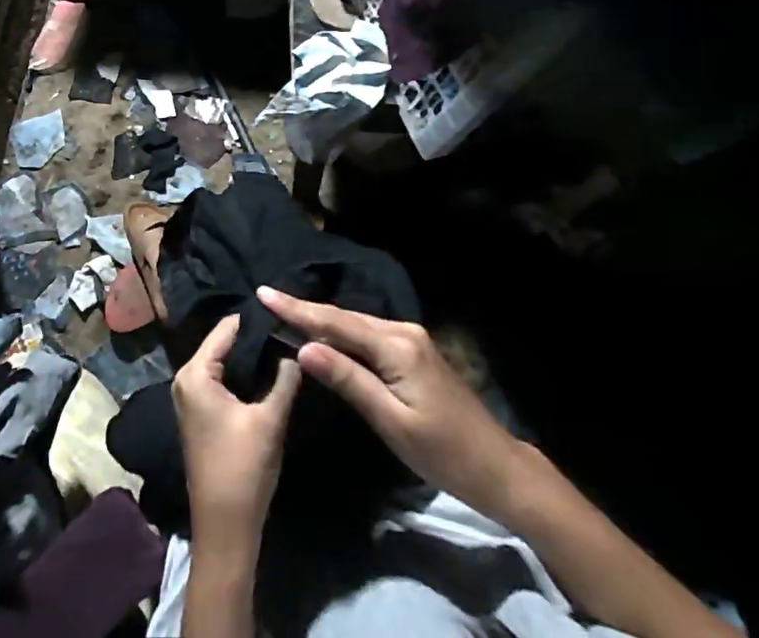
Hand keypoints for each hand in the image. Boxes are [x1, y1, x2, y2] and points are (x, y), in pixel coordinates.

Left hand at [174, 314, 303, 538]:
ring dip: (251, 357)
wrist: (224, 525)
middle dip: (255, 337)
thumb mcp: (270, 418)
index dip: (257, 320)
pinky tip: (271, 374)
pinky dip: (244, 374)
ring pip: (224, 362)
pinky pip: (222, 379)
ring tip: (287, 347)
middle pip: (224, 343)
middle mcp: (186, 379)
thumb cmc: (243, 467)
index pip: (227, 328)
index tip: (288, 315)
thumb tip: (298, 346)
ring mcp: (191, 397)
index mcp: (195, 373)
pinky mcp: (201, 413)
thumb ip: (285, 377)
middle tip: (291, 330)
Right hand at [258, 286, 534, 517]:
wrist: (495, 465)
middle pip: (345, 317)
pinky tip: (324, 334)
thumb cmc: (442, 452)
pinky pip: (369, 335)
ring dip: (321, 319)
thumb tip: (304, 347)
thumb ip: (348, 380)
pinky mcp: (413, 352)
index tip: (264, 293)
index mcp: (396, 346)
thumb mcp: (390, 420)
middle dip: (305, 309)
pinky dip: (341, 332)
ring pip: (356, 324)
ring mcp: (411, 340)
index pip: (336, 322)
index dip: (297, 309)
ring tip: (285, 312)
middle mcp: (403, 332)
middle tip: (267, 301)